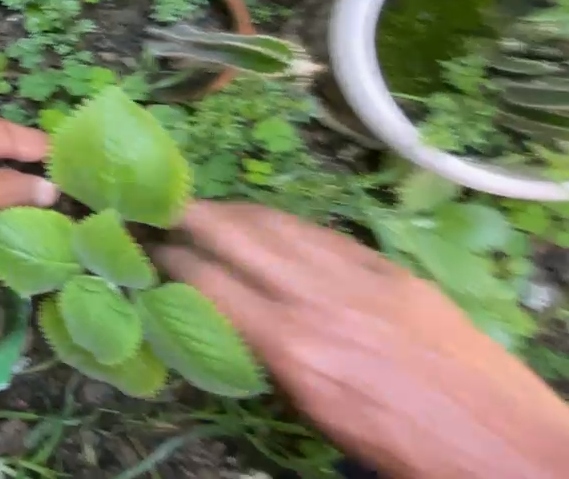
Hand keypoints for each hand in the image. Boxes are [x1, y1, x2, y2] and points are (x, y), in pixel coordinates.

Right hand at [157, 201, 568, 478]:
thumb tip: (211, 314)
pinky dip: (277, 224)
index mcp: (292, 346)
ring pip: (269, 220)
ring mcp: (359, 278)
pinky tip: (263, 228)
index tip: (140, 248)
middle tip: (155, 211)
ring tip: (201, 211)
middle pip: (227, 231)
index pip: (201, 278)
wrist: (524, 459)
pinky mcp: (394, 271)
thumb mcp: (315, 412)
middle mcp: (316, 300)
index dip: (162, 256)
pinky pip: (317, 232)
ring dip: (225, 211)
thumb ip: (259, 352)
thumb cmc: (404, 450)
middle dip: (182, 215)